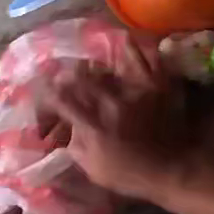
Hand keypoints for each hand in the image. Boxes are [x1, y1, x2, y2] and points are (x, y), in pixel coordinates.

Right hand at [41, 43, 194, 204]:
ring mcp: (133, 90)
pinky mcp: (154, 85)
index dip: (47, 93)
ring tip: (85, 64)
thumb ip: (76, 145)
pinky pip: (143, 58)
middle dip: (66, 77)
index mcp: (93, 125)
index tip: (43, 92)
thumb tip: (67, 127)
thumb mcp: (93, 169)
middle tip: (62, 79)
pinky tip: (124, 38)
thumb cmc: (130, 175)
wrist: (170, 170)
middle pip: (79, 77)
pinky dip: (132, 48)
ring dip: (92, 66)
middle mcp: (110, 102)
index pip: (61, 99)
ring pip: (106, 67)